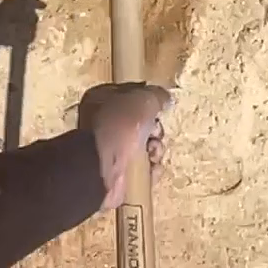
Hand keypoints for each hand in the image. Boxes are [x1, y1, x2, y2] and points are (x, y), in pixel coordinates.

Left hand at [76, 82, 169, 209]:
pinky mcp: (117, 174)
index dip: (147, 100)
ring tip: (153, 153)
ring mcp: (109, 150)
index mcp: (101, 98)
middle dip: (154, 128)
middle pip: (140, 122)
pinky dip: (151, 169)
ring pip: (143, 146)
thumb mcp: (142, 100)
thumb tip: (166, 98)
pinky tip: (152, 168)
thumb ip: (156, 95)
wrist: (102, 168)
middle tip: (155, 133)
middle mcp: (102, 123)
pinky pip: (141, 168)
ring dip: (155, 149)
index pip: (129, 94)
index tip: (159, 107)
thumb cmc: (119, 125)